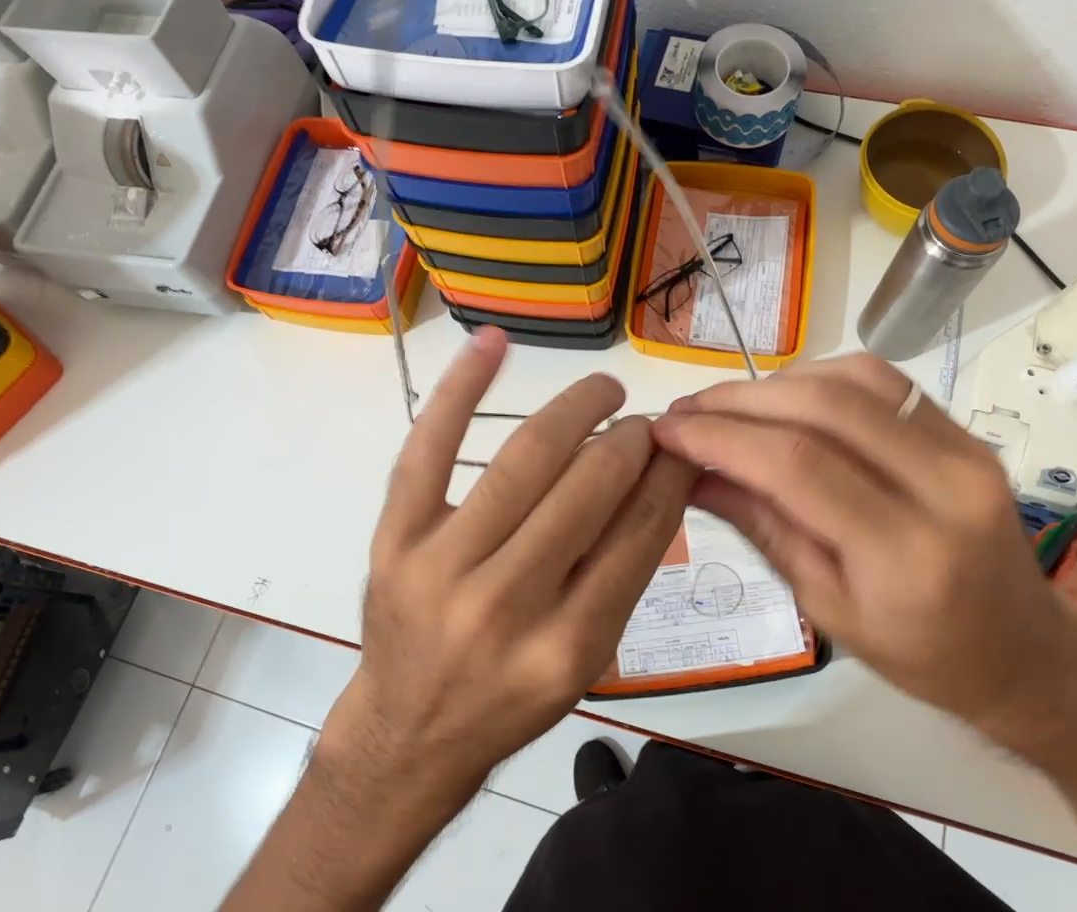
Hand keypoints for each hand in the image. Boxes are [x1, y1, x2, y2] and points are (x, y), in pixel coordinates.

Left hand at [324, 327, 697, 799]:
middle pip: (589, 488)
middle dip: (630, 440)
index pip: (639, 532)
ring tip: (604, 391)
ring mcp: (442, 566)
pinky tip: (493, 343)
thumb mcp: (587, 661)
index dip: (669, 473)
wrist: (410, 732)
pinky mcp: (396, 538)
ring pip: (525, 460)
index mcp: (569, 643)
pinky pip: (428, 449)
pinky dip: (461, 389)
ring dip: (576, 409)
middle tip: (643, 423)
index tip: (681, 443)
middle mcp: (508, 605)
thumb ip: (623, 573)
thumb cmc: (511, 698)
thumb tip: (661, 477)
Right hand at [652, 354, 1076, 751]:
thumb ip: (762, 526)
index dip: (721, 437)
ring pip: (856, 378)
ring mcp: (966, 451)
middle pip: (825, 407)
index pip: (797, 465)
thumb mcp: (826, 607)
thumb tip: (691, 470)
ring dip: (778, 382)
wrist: (1022, 651)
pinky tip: (785, 400)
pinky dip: (822, 378)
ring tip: (728, 407)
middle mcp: (946, 488)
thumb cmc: (919, 653)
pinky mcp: (967, 433)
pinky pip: (885, 382)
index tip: (666, 430)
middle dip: (740, 400)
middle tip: (687, 411)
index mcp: (907, 555)